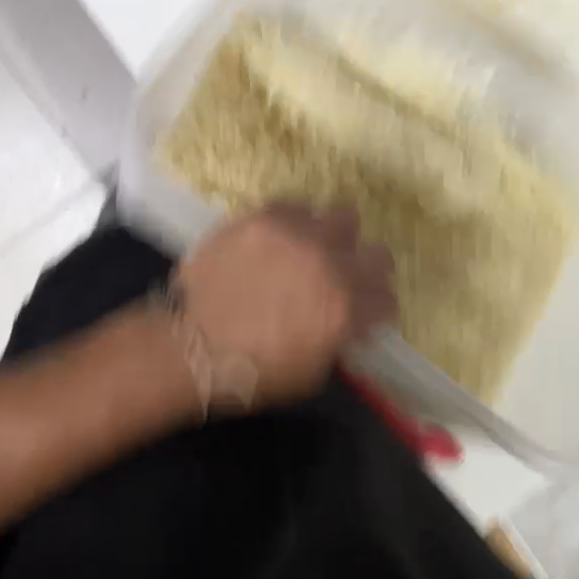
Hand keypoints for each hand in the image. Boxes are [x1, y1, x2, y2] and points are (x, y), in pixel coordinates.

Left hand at [173, 203, 397, 411]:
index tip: (368, 311)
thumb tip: (346, 322)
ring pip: (341, 216)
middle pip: (377, 253)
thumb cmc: (252, 372)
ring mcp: (297, 236)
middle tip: (345, 277)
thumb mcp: (312, 372)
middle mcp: (330, 265)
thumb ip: (338, 339)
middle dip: (366, 268)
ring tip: (313, 249)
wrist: (190, 345)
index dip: (379, 308)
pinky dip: (295, 221)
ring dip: (333, 237)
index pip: (388, 299)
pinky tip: (281, 237)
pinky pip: (295, 205)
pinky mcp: (264, 218)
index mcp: (346, 309)